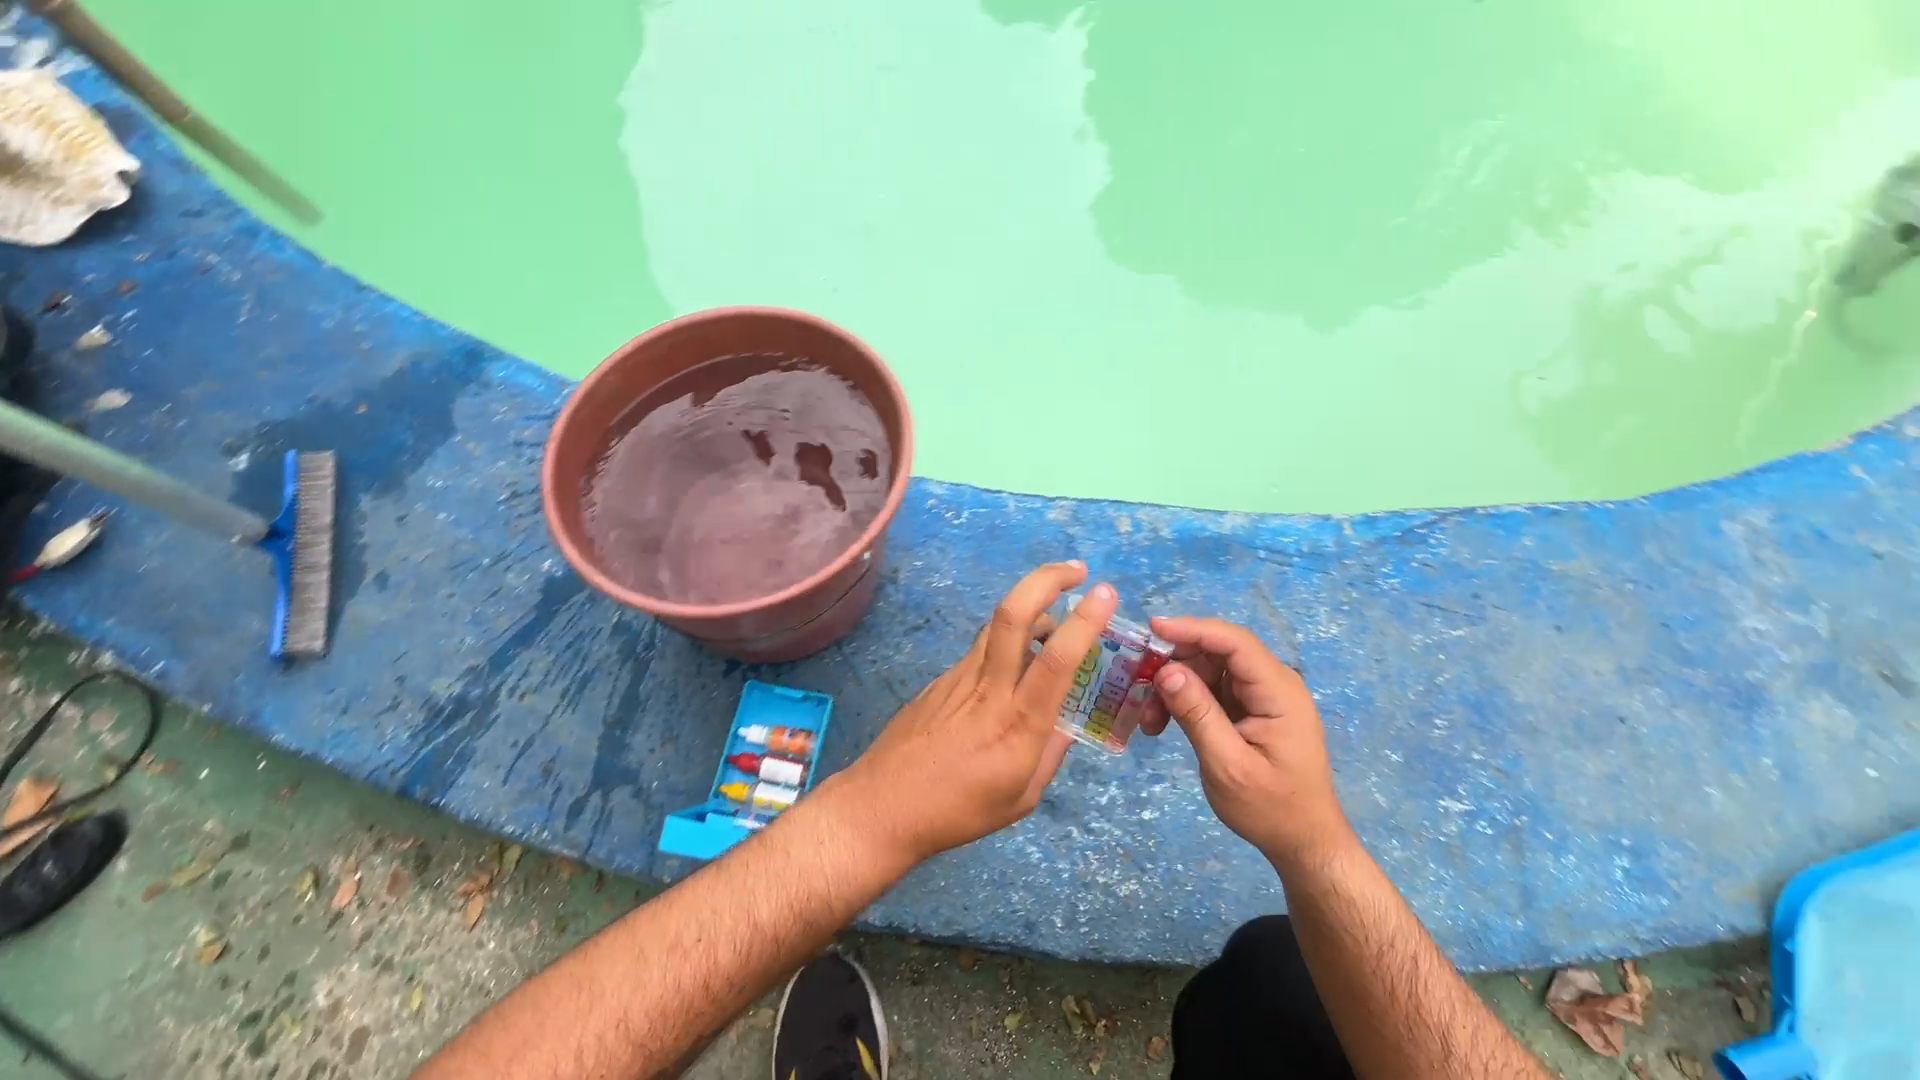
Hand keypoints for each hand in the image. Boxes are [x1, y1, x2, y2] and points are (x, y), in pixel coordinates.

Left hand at [832, 562, 1117, 863]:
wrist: (882, 805)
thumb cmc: (958, 812)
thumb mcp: (1021, 797)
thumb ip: (1051, 753)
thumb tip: (1068, 721)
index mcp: (1018, 724)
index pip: (1057, 659)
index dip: (1085, 620)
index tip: (1105, 593)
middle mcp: (989, 689)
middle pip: (1013, 615)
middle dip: (1046, 580)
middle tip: (1076, 570)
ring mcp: (959, 677)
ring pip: (996, 625)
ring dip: (1030, 608)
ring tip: (1054, 622)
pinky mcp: (940, 679)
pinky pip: (981, 649)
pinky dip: (1007, 643)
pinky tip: (1013, 668)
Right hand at [1144, 617, 1348, 863]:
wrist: (1302, 841)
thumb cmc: (1271, 808)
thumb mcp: (1228, 765)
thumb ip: (1198, 714)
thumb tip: (1166, 670)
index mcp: (1278, 692)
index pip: (1234, 642)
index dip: (1192, 629)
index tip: (1152, 629)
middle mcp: (1272, 684)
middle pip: (1217, 652)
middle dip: (1175, 663)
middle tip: (1139, 687)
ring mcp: (1260, 696)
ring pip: (1208, 670)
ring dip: (1174, 686)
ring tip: (1149, 720)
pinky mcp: (1248, 709)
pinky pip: (1210, 690)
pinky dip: (1183, 700)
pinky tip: (1162, 723)